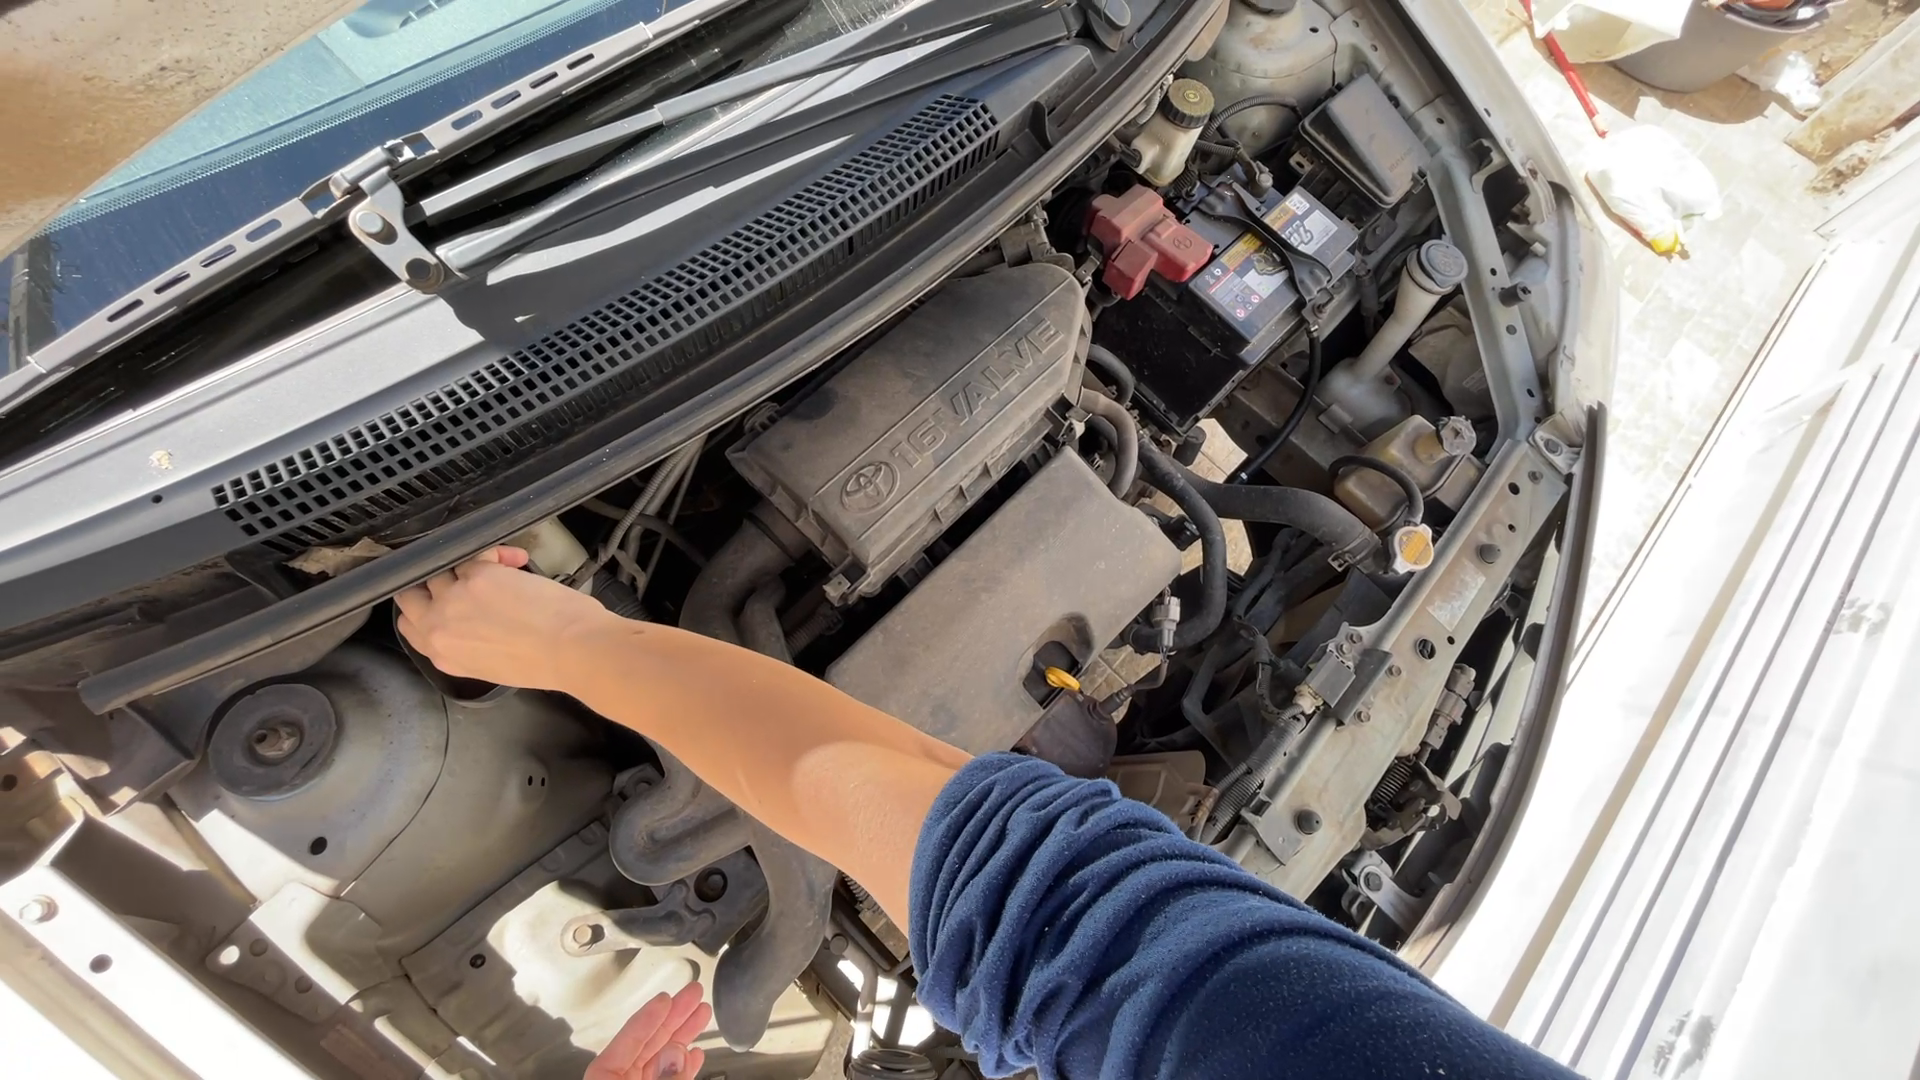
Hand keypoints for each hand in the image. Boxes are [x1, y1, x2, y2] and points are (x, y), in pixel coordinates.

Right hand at [394, 546, 622, 691]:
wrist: (573, 649)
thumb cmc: (548, 662)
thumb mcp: (495, 666)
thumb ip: (470, 646)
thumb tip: (473, 624)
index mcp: (443, 655)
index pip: (410, 625)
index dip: (427, 608)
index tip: (448, 600)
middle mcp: (437, 627)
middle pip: (412, 594)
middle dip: (436, 582)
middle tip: (468, 580)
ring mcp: (453, 598)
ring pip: (443, 570)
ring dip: (470, 567)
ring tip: (503, 572)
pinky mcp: (478, 575)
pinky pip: (476, 555)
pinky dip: (498, 554)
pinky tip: (518, 560)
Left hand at [585, 982, 711, 1079]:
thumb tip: (676, 1055)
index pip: (625, 1040)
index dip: (647, 1016)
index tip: (665, 997)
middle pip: (647, 1044)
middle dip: (674, 1016)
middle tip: (693, 991)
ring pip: (661, 1060)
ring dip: (684, 1036)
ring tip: (702, 1012)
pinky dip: (683, 1068)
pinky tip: (695, 1053)